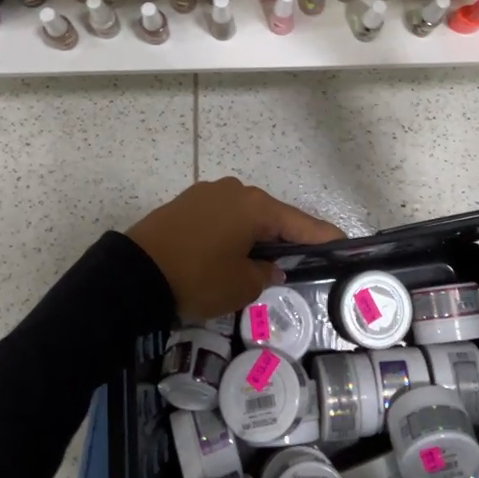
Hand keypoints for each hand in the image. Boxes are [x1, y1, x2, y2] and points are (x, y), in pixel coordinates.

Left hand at [126, 177, 345, 320]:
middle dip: (285, 238)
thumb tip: (267, 265)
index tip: (344, 243)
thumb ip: (265, 273)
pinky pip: (221, 217)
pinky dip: (231, 233)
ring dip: (254, 236)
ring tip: (260, 262)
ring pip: (243, 215)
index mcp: (255, 207)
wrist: (134, 272)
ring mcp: (207, 193)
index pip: (300, 223)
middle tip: (300, 261)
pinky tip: (229, 253)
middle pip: (271, 216)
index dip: (323, 237)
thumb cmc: (197, 278)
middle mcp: (235, 190)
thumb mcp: (241, 287)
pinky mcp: (186, 202)